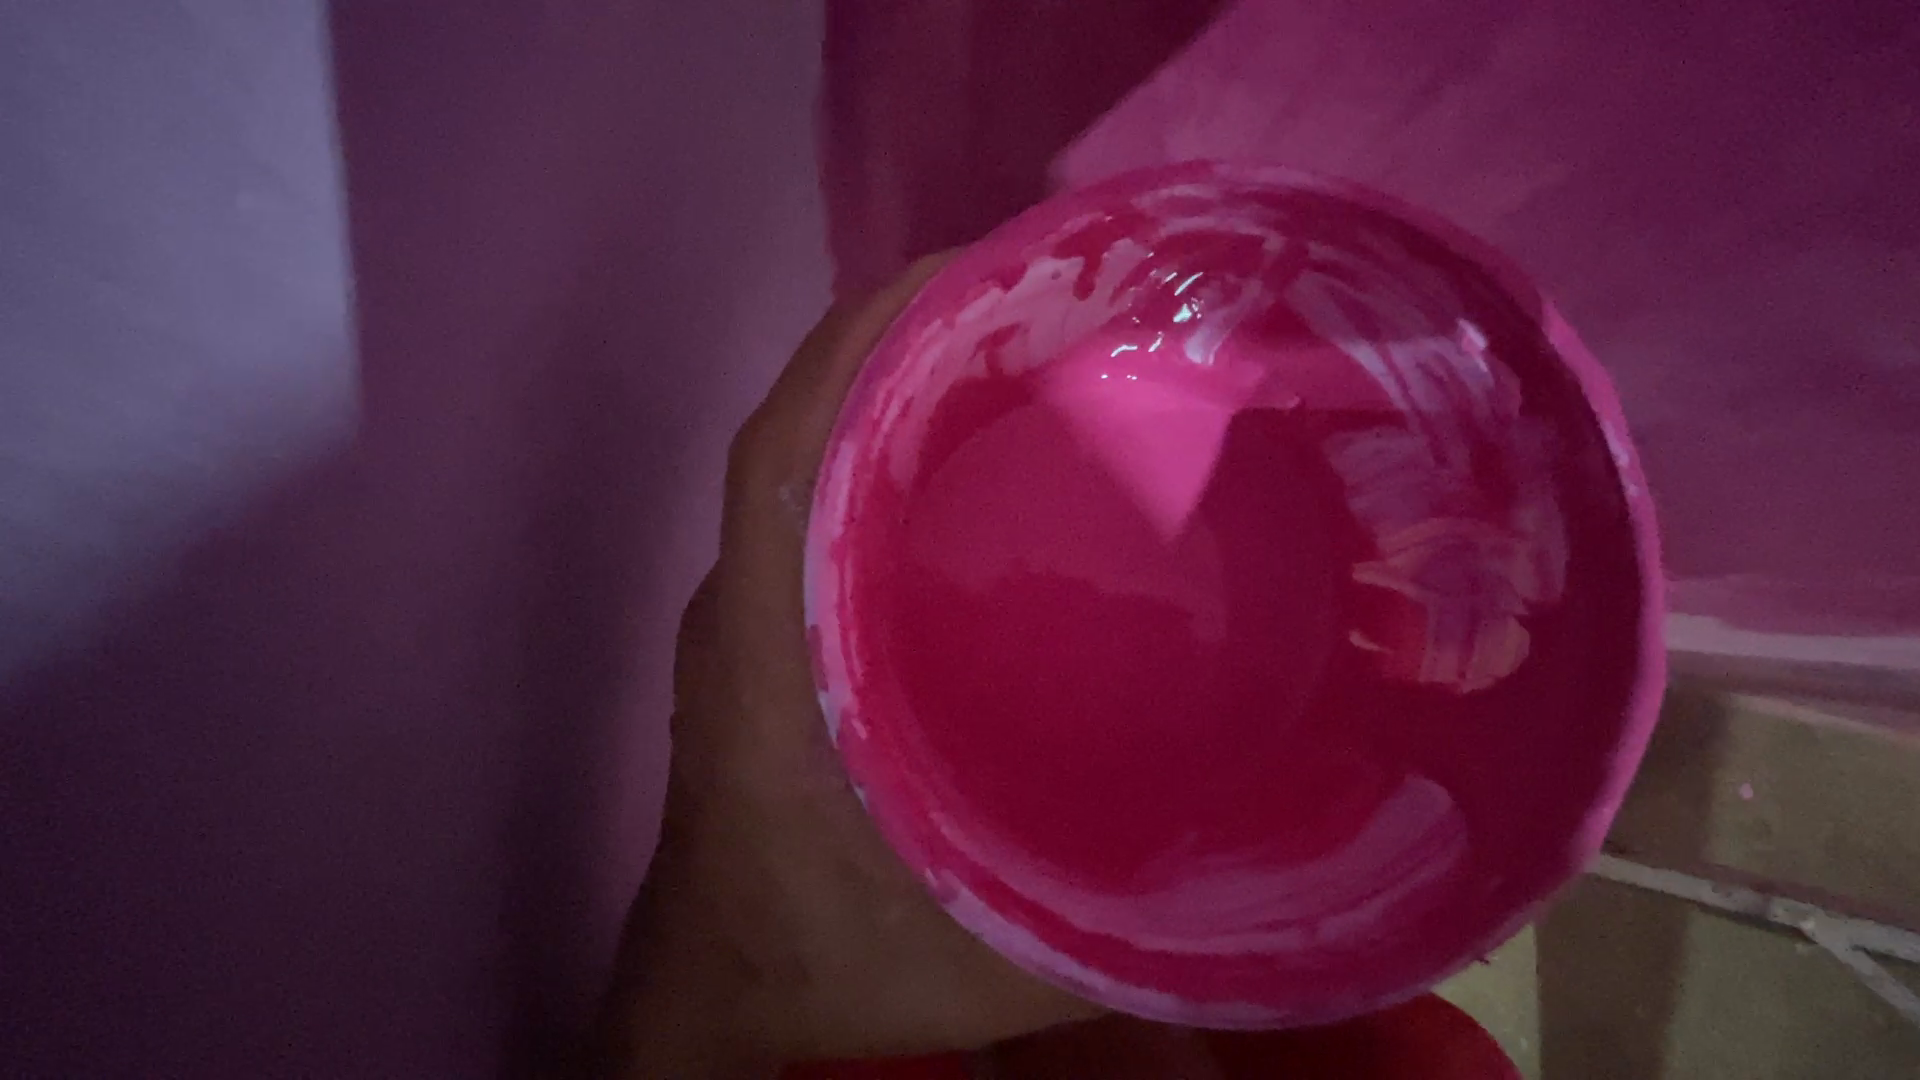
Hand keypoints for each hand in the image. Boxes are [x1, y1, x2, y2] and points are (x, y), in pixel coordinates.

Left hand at [584, 255, 1101, 1077]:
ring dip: (900, 407)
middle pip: (811, 435)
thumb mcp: (987, 943)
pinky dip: (889, 476)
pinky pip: (826, 523)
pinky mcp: (769, 646)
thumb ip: (1119, 904)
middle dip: (907, 352)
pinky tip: (977, 489)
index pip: (787, 442)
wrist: (731, 1014)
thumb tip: (1256, 837)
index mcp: (764, 644)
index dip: (864, 336)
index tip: (965, 269)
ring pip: (818, 473)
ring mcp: (752, 621)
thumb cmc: (829, 969)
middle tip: (1037, 318)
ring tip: (1021, 374)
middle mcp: (746, 607)